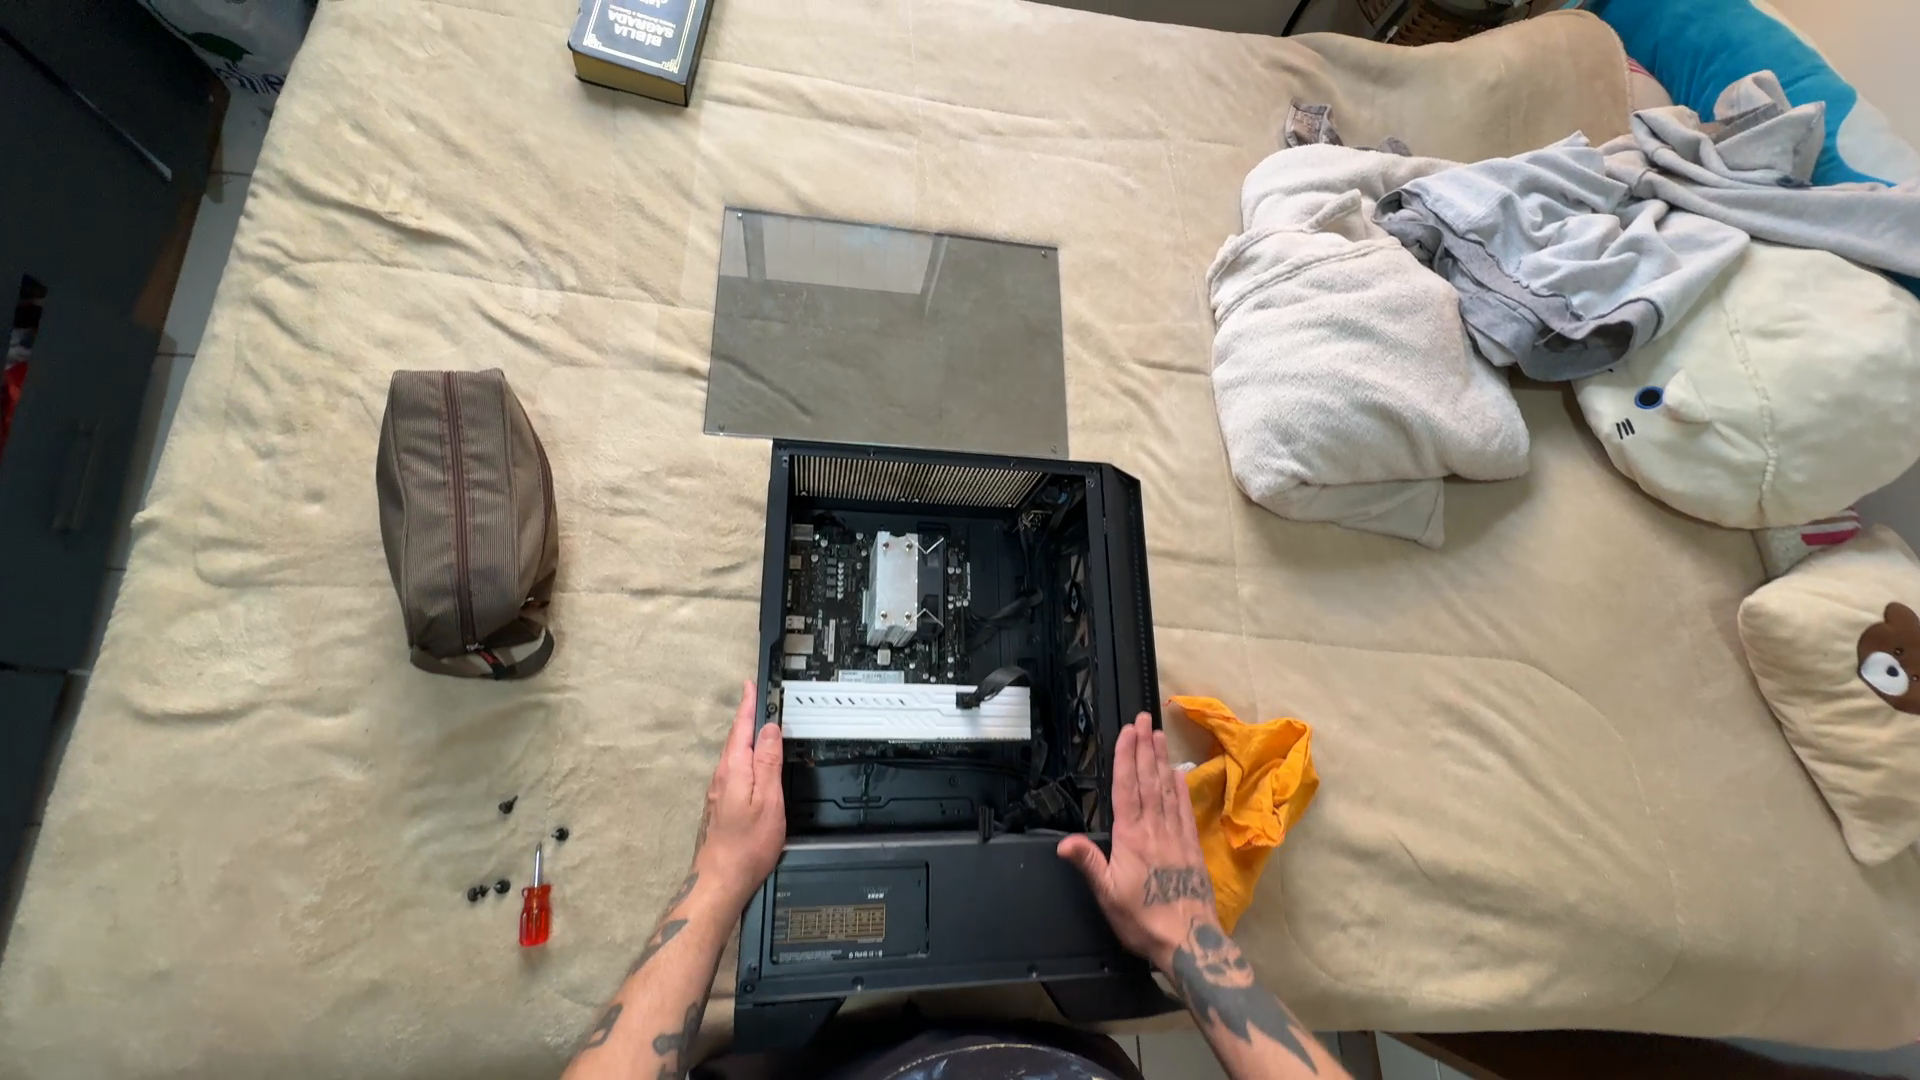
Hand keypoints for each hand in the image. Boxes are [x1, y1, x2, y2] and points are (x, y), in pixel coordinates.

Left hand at [689, 681, 784, 910]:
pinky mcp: (720, 806)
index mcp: (734, 770)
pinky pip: (734, 770)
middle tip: (756, 699)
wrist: (719, 881)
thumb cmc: (747, 845)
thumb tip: (770, 730)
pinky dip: (744, 757)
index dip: (747, 705)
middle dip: (746, 718)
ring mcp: (719, 792)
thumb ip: (768, 762)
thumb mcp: (768, 799)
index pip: (742, 729)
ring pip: (734, 756)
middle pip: (736, 739)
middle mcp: (722, 777)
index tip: (750, 685)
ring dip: (745, 737)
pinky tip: (752, 764)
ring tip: (757, 726)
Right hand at [1056, 712, 1217, 971]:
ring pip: (1166, 788)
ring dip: (1161, 759)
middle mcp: (1155, 828)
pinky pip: (1184, 808)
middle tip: (1143, 718)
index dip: (1126, 757)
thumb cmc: (1143, 919)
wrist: (1189, 943)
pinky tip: (1178, 772)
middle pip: (1148, 779)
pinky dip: (1180, 787)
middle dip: (1144, 747)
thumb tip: (1062, 843)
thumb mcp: (1106, 895)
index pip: (1127, 787)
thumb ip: (1087, 863)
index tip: (1127, 731)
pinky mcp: (1191, 846)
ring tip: (1158, 735)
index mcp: (1132, 836)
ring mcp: (1175, 835)